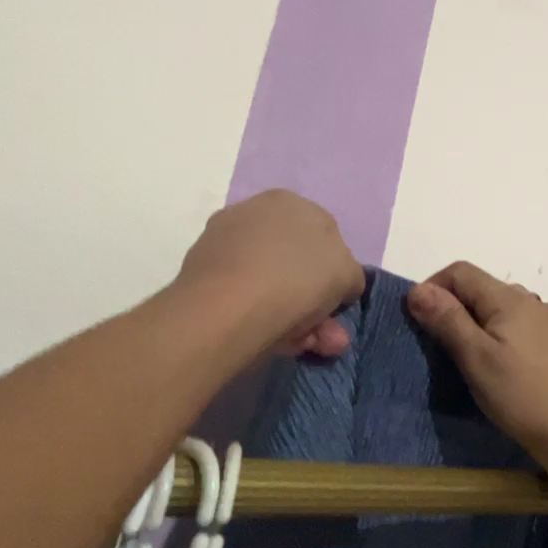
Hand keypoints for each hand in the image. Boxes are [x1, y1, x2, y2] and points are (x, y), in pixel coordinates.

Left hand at [176, 190, 365, 356]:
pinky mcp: (197, 274)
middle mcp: (254, 213)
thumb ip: (350, 277)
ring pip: (270, 283)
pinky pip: (242, 296)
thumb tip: (339, 288)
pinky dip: (259, 316)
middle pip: (295, 264)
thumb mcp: (349, 276)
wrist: (226, 310)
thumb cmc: (298, 279)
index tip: (335, 302)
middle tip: (322, 335)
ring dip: (292, 316)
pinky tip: (272, 341)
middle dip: (313, 302)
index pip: (324, 237)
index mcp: (291, 201)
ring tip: (301, 345)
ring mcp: (221, 243)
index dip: (334, 272)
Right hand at [407, 262, 547, 464]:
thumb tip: (418, 288)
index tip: (419, 320)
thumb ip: (447, 319)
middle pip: (483, 287)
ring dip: (481, 317)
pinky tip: (512, 344)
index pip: (461, 271)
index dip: (434, 287)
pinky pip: (531, 319)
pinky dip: (513, 325)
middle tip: (439, 343)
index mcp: (508, 298)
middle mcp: (531, 299)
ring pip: (505, 303)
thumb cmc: (517, 394)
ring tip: (471, 350)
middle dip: (454, 304)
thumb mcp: (474, 357)